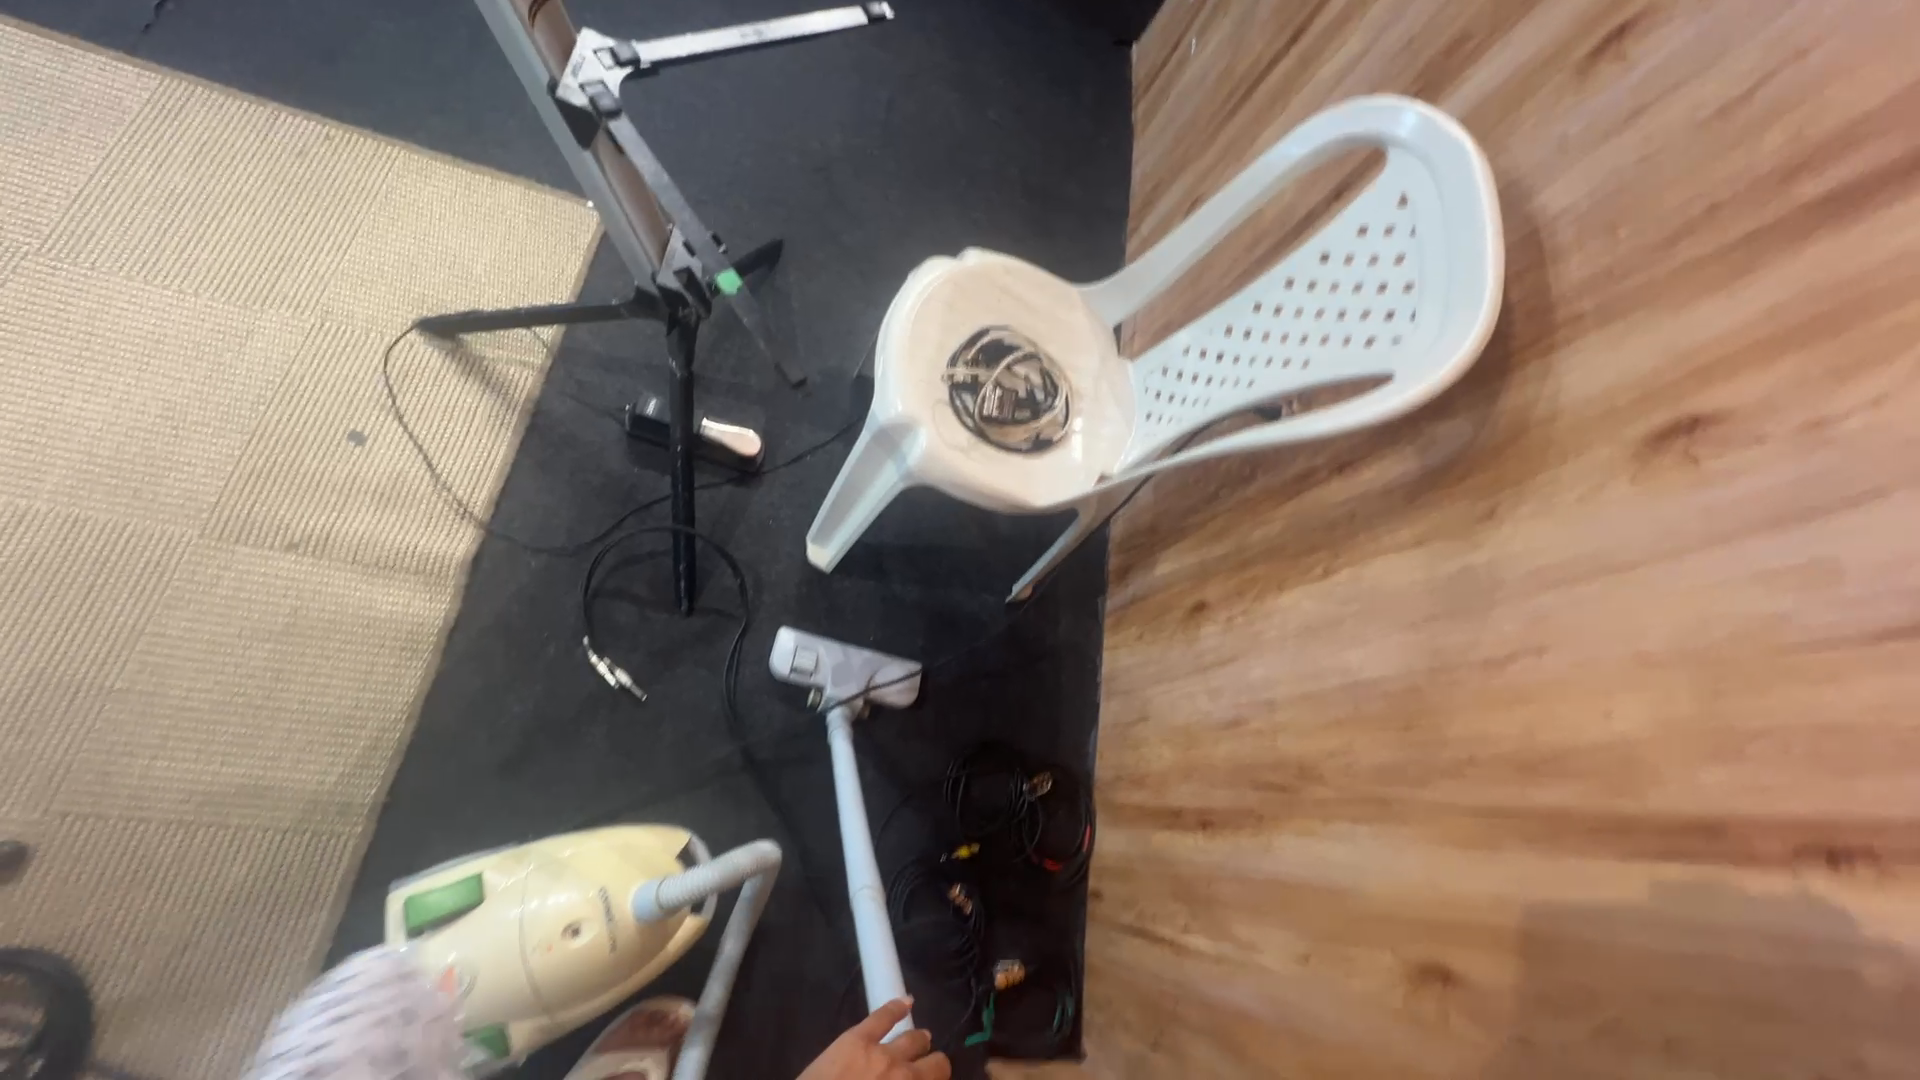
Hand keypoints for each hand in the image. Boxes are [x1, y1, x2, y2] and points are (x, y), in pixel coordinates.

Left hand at [798, 998, 950, 1079]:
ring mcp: (883, 1054)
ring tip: (922, 1039)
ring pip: (913, 1039)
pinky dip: (897, 1008)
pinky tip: (908, 1002)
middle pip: (934, 1064)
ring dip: (919, 1041)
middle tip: (926, 1068)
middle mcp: (906, 1076)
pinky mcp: (859, 1038)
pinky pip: (883, 1016)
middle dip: (933, 1066)